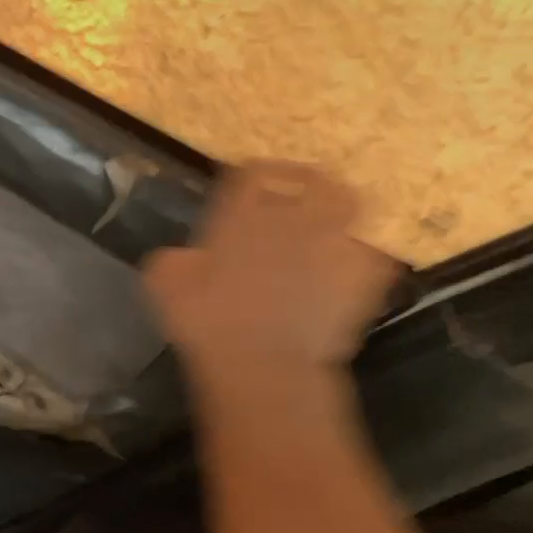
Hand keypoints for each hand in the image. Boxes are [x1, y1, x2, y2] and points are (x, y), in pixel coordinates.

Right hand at [144, 162, 400, 372]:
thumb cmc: (205, 320)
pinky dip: (356, 252)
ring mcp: (336, 246)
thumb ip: (177, 256)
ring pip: (352, 210)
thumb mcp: (164, 282)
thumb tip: (188, 254)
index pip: (253, 173)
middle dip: (308, 179)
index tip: (242, 178)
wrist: (263, 363)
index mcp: (243, 215)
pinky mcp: (366, 277)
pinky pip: (368, 252)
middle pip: (317, 180)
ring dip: (337, 213)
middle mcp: (295, 220)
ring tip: (324, 225)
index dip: (250, 170)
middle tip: (298, 188)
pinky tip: (339, 264)